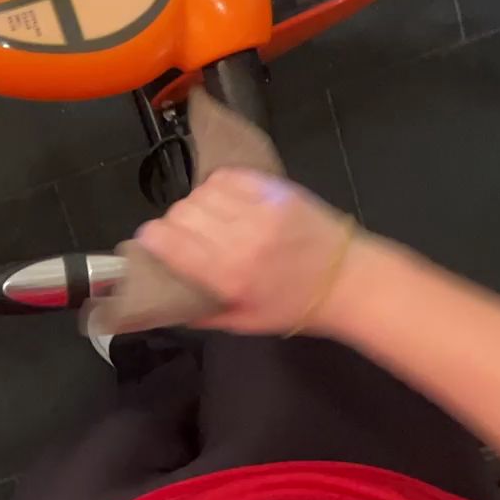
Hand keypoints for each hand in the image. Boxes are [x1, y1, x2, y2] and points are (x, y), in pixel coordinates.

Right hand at [135, 168, 359, 334]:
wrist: (348, 281)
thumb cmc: (294, 306)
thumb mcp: (242, 323)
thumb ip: (199, 313)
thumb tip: (160, 302)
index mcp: (228, 275)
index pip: (168, 241)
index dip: (151, 239)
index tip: (152, 243)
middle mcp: (239, 238)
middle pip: (180, 213)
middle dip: (174, 224)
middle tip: (185, 238)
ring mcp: (259, 209)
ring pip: (200, 192)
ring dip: (196, 205)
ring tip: (208, 220)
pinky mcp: (274, 190)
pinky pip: (227, 177)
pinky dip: (218, 187)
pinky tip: (225, 203)